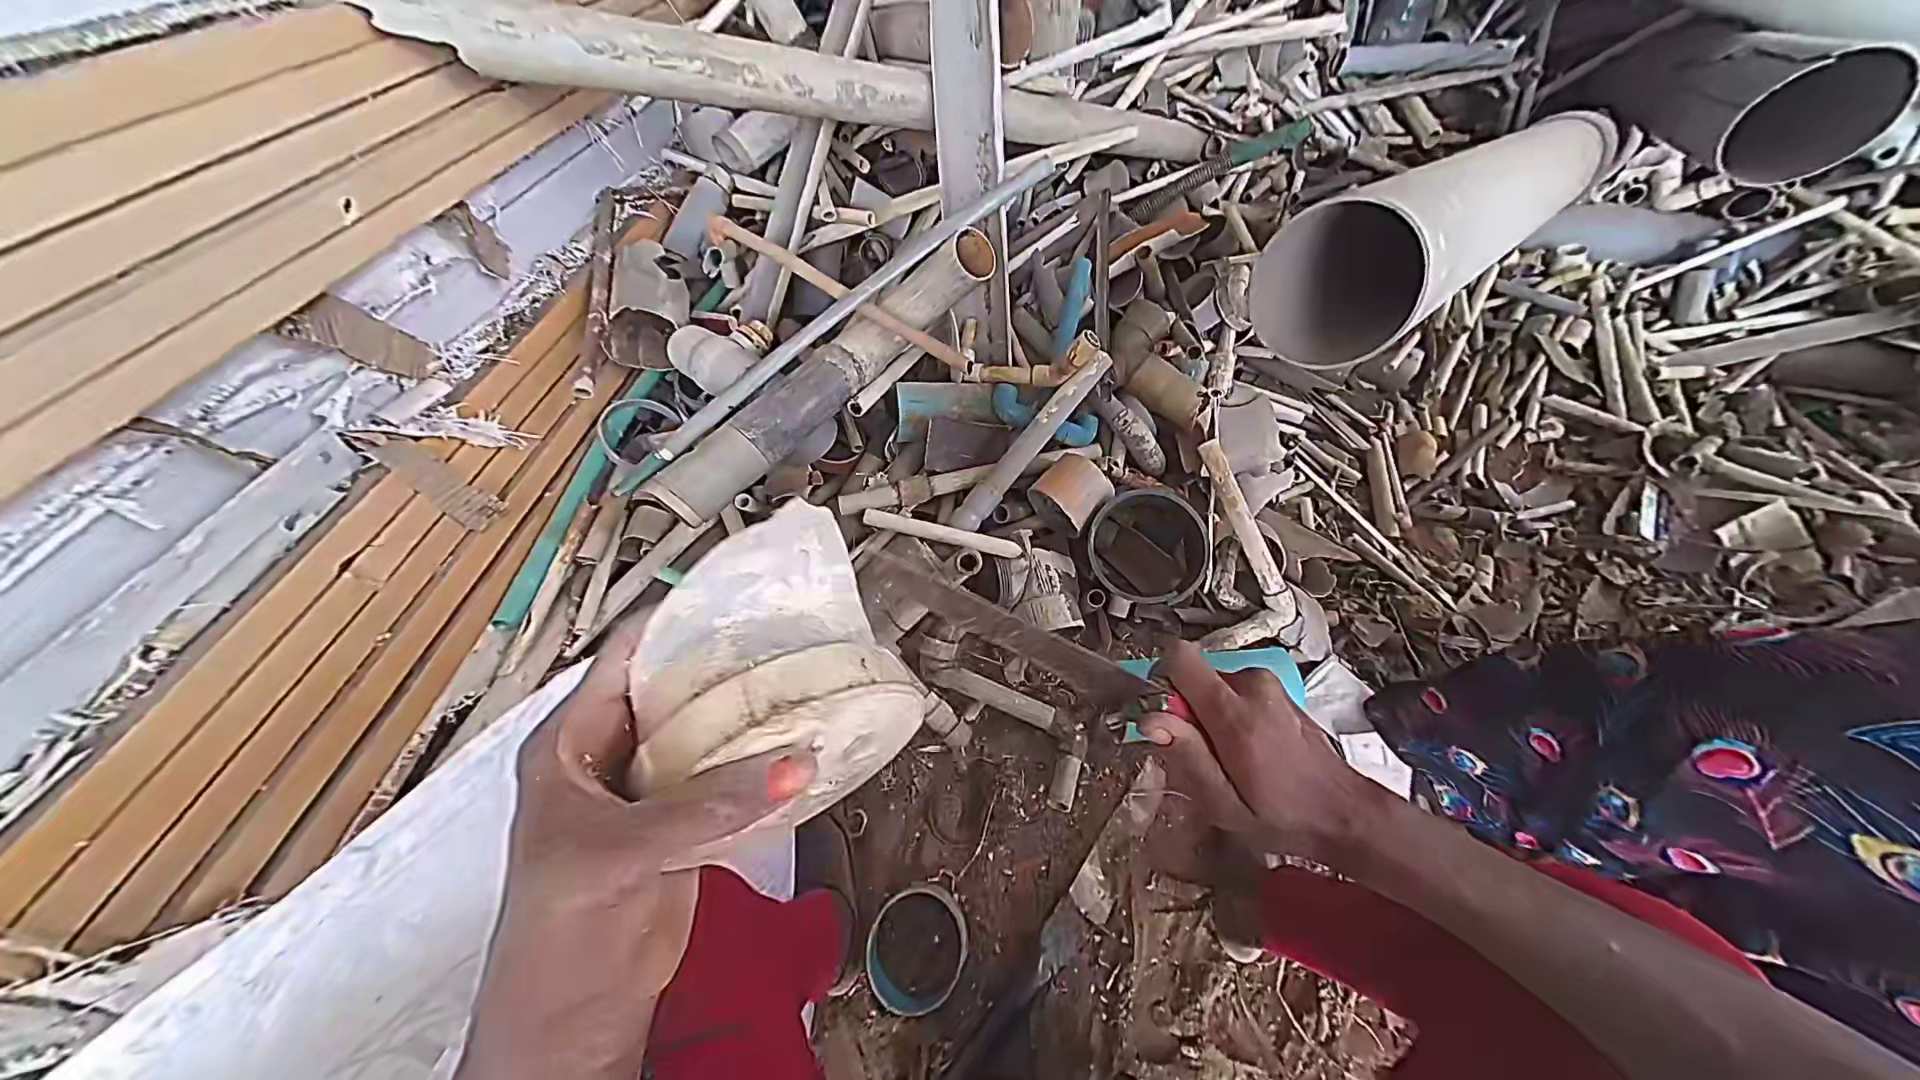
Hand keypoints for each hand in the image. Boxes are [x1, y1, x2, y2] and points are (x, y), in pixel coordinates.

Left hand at [460, 618, 816, 1079]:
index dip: (673, 621)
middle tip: (778, 640)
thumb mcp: (621, 856)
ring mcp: (653, 787)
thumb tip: (791, 763)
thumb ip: (706, 807)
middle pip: (674, 688)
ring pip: (707, 730)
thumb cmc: (557, 937)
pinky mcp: (686, 819)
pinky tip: (792, 746)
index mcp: (572, 743)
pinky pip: (728, 774)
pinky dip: (758, 760)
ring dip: (746, 716)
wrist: (576, 1022)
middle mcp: (613, 754)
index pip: (625, 656)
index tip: (729, 597)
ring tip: (795, 684)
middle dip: (723, 666)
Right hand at [1140, 641, 1380, 866]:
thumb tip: (1150, 719)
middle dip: (1188, 706)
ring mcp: (1269, 684)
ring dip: (1210, 712)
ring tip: (1230, 753)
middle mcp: (1252, 686)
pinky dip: (1231, 711)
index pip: (1180, 658)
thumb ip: (1186, 755)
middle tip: (1204, 750)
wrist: (1344, 811)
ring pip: (1213, 684)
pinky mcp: (1278, 689)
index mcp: (1235, 713)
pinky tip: (1250, 746)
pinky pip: (1234, 688)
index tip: (1168, 716)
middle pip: (1194, 675)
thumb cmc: (1282, 816)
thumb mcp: (1224, 804)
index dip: (1163, 681)